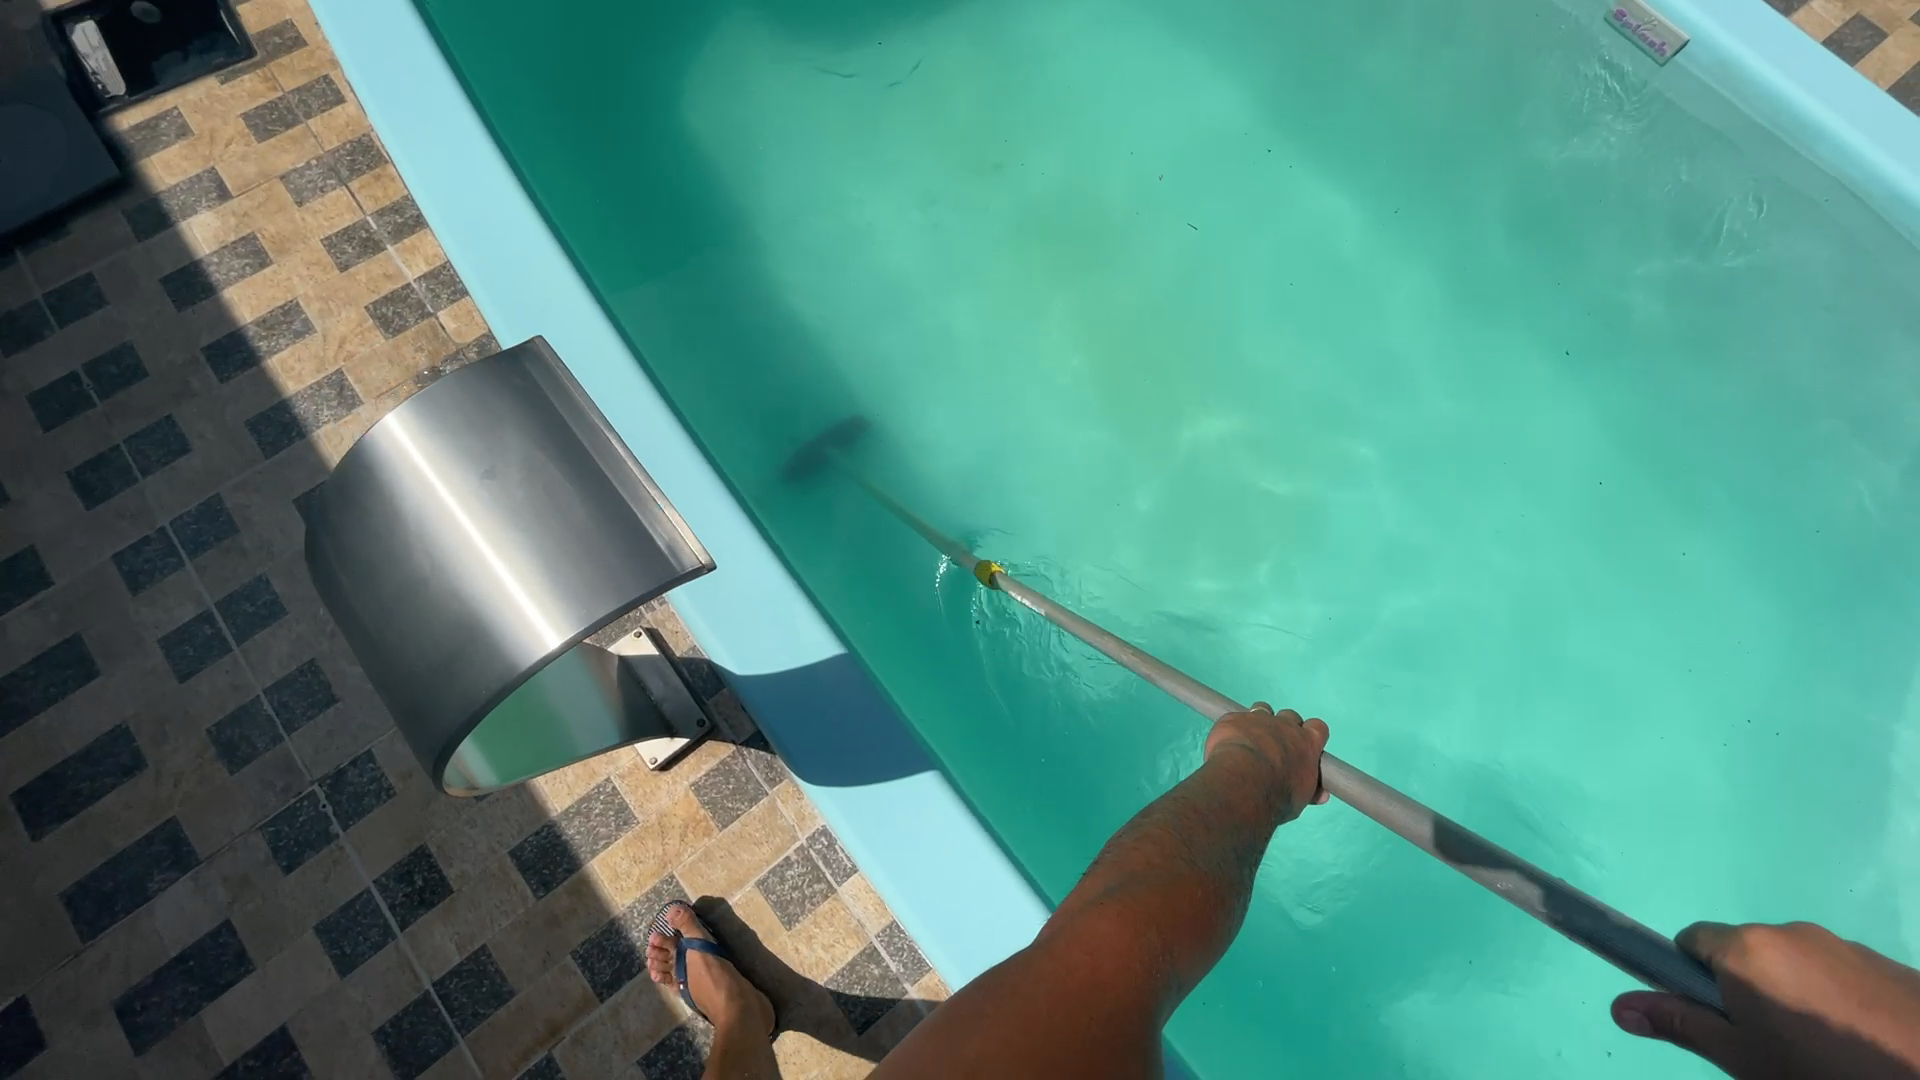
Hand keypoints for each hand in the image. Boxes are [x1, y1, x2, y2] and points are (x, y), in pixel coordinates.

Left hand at [1203, 703, 1328, 822]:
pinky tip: (1226, 743)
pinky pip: (1234, 718)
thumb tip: (1321, 794)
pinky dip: (1232, 728)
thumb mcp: (1302, 796)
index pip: (1317, 727)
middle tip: (1273, 746)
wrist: (1244, 782)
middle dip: (1282, 728)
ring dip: (1258, 721)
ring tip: (1249, 739)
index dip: (1309, 734)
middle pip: (1289, 716)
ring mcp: (1258, 718)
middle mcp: (1285, 725)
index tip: (1302, 744)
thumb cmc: (1279, 794)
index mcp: (1307, 742)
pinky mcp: (1233, 718)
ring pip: (1262, 709)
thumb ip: (1310, 788)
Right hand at [1613, 921, 1919, 1078]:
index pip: (1692, 941)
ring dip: (1806, 991)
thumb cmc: (1822, 1072)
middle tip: (1779, 1040)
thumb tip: (1616, 1007)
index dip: (1699, 978)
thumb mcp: (1743, 1058)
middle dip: (1755, 985)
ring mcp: (1852, 948)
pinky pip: (1855, 977)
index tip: (1726, 1016)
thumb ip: (1680, 1022)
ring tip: (1836, 1046)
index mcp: (1744, 946)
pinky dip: (1854, 1002)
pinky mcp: (1903, 970)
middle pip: (1749, 951)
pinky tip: (1876, 1041)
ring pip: (1804, 964)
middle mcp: (1790, 932)